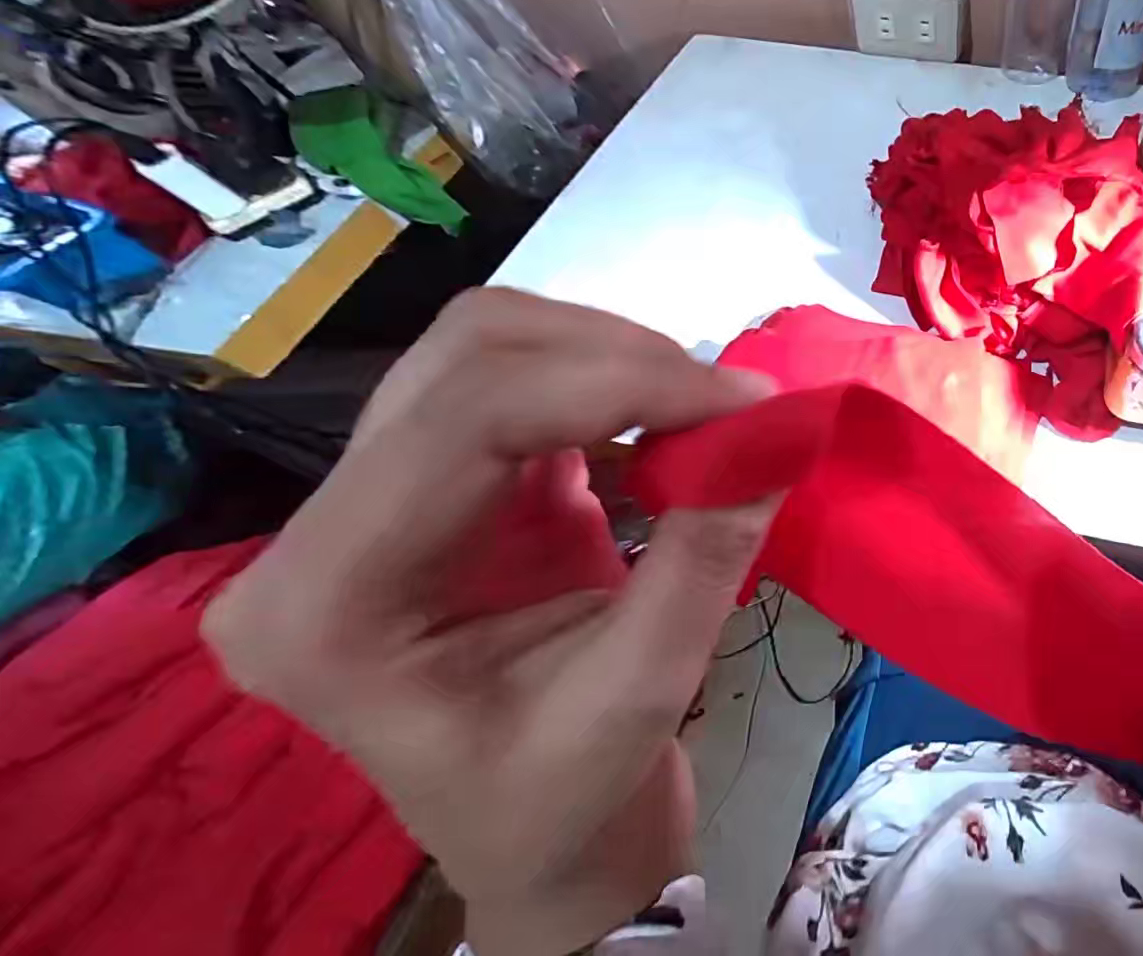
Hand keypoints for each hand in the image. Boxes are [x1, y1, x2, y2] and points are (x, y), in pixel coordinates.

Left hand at [203, 288, 777, 955]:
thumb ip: (705, 557)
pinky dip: (617, 384)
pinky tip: (671, 420)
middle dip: (621, 357)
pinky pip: (531, 384)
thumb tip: (773, 441)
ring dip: (619, 358)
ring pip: (496, 348)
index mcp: (332, 597)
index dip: (624, 386)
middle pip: (471, 354)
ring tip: (705, 407)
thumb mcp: (646, 693)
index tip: (747, 400)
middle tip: (730, 401)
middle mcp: (330, 525)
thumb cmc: (572, 798)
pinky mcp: (463, 484)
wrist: (552, 833)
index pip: (472, 419)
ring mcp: (392, 494)